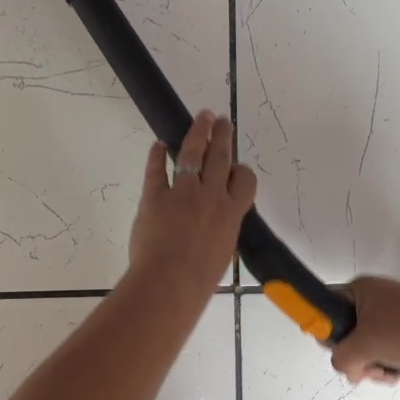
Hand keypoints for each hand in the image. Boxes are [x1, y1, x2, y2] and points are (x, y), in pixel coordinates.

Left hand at [128, 111, 255, 294]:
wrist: (169, 281)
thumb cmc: (198, 280)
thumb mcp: (220, 256)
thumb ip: (220, 236)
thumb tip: (215, 235)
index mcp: (231, 214)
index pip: (244, 181)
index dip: (241, 170)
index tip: (237, 166)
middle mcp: (211, 197)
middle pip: (221, 158)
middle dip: (223, 136)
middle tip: (222, 121)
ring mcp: (182, 193)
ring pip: (193, 153)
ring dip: (198, 132)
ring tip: (203, 117)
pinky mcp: (155, 197)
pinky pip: (156, 171)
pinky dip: (157, 156)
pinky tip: (158, 145)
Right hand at [328, 276, 399, 383]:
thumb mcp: (362, 348)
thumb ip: (340, 359)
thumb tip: (347, 369)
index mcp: (360, 288)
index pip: (326, 313)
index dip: (329, 337)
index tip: (342, 355)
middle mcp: (376, 294)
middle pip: (348, 331)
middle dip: (355, 357)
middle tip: (366, 371)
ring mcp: (396, 308)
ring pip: (368, 342)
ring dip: (372, 363)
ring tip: (387, 374)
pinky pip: (388, 343)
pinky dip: (388, 360)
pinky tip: (397, 372)